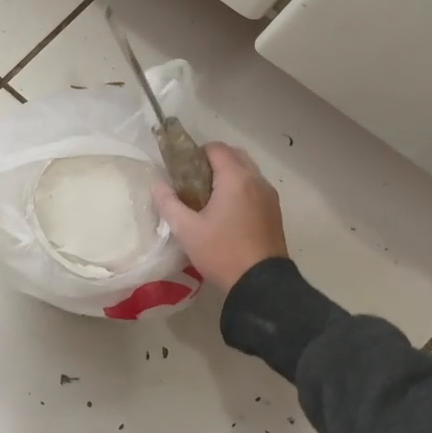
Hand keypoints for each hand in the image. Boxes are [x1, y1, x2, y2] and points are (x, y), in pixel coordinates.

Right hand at [151, 141, 287, 294]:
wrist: (260, 283)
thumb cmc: (221, 251)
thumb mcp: (185, 229)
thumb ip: (168, 202)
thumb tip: (157, 185)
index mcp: (236, 179)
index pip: (216, 148)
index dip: (195, 153)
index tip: (180, 170)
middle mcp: (257, 181)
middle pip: (234, 155)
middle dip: (212, 161)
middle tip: (191, 181)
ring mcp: (269, 196)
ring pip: (246, 171)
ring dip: (227, 174)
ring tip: (206, 196)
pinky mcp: (274, 211)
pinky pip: (254, 187)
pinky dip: (239, 188)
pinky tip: (224, 211)